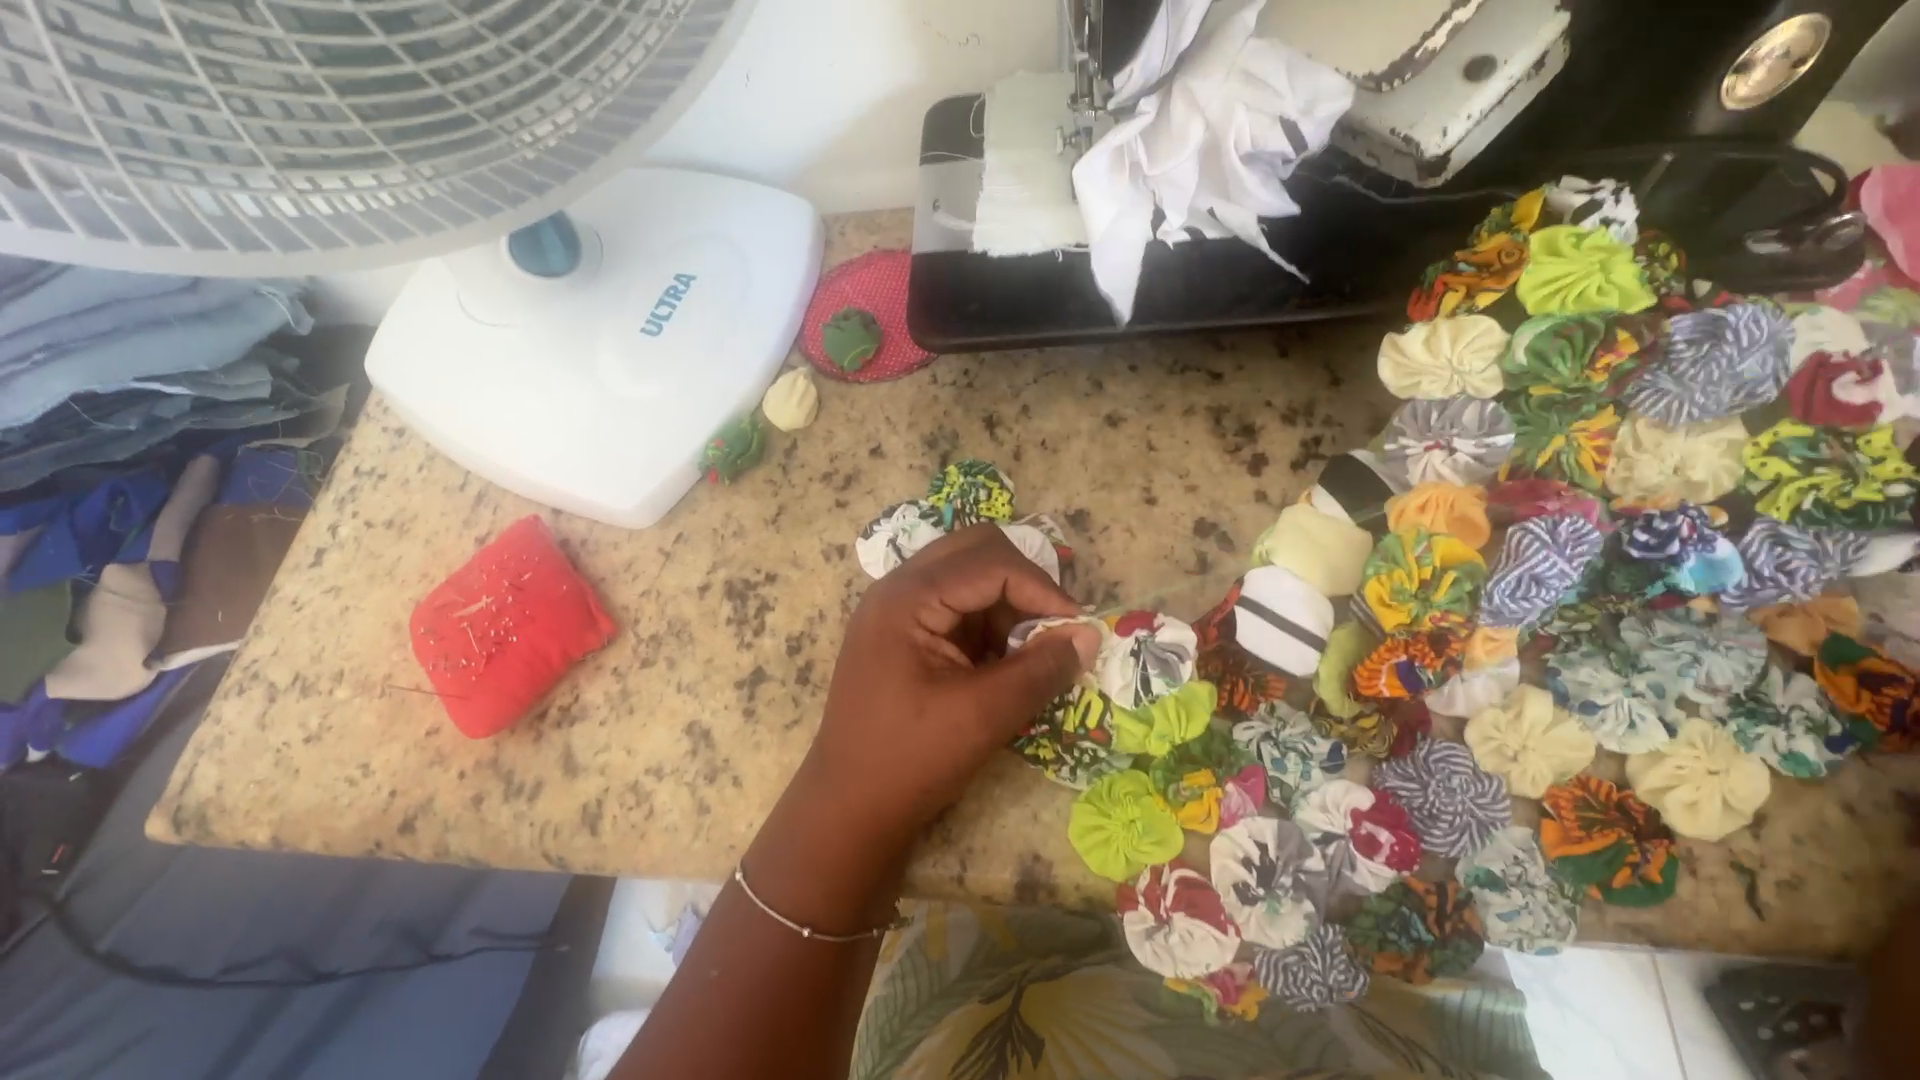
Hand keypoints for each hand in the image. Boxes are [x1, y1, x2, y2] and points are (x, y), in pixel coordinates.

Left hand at [799, 525, 1100, 847]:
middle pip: (975, 551)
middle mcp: (897, 590)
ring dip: (1007, 604)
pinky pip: (955, 606)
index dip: (1041, 589)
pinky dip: (988, 624)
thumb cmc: (910, 760)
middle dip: (1023, 582)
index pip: (990, 562)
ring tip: (1031, 654)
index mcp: (906, 598)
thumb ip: (1040, 669)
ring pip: (967, 575)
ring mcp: (895, 611)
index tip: (1077, 629)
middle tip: (1053, 627)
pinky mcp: (902, 635)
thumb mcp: (984, 715)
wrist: (848, 809)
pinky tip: (1005, 663)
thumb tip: (1090, 635)